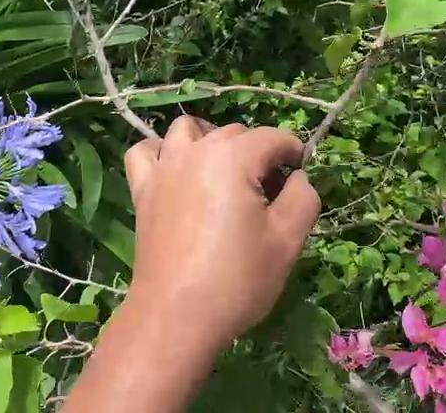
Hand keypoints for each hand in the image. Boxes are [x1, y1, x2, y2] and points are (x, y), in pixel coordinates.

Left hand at [121, 117, 321, 353]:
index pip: (273, 137)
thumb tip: (297, 177)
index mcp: (233, 156)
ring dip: (211, 141)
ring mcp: (164, 166)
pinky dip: (162, 152)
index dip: (293, 154)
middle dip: (258, 155)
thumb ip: (302, 197)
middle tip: (269, 198)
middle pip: (236, 133)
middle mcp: (196, 149)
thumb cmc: (236, 279)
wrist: (176, 316)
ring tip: (225, 175)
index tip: (298, 181)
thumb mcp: (287, 241)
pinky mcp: (143, 188)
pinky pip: (147, 151)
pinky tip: (176, 172)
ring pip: (190, 129)